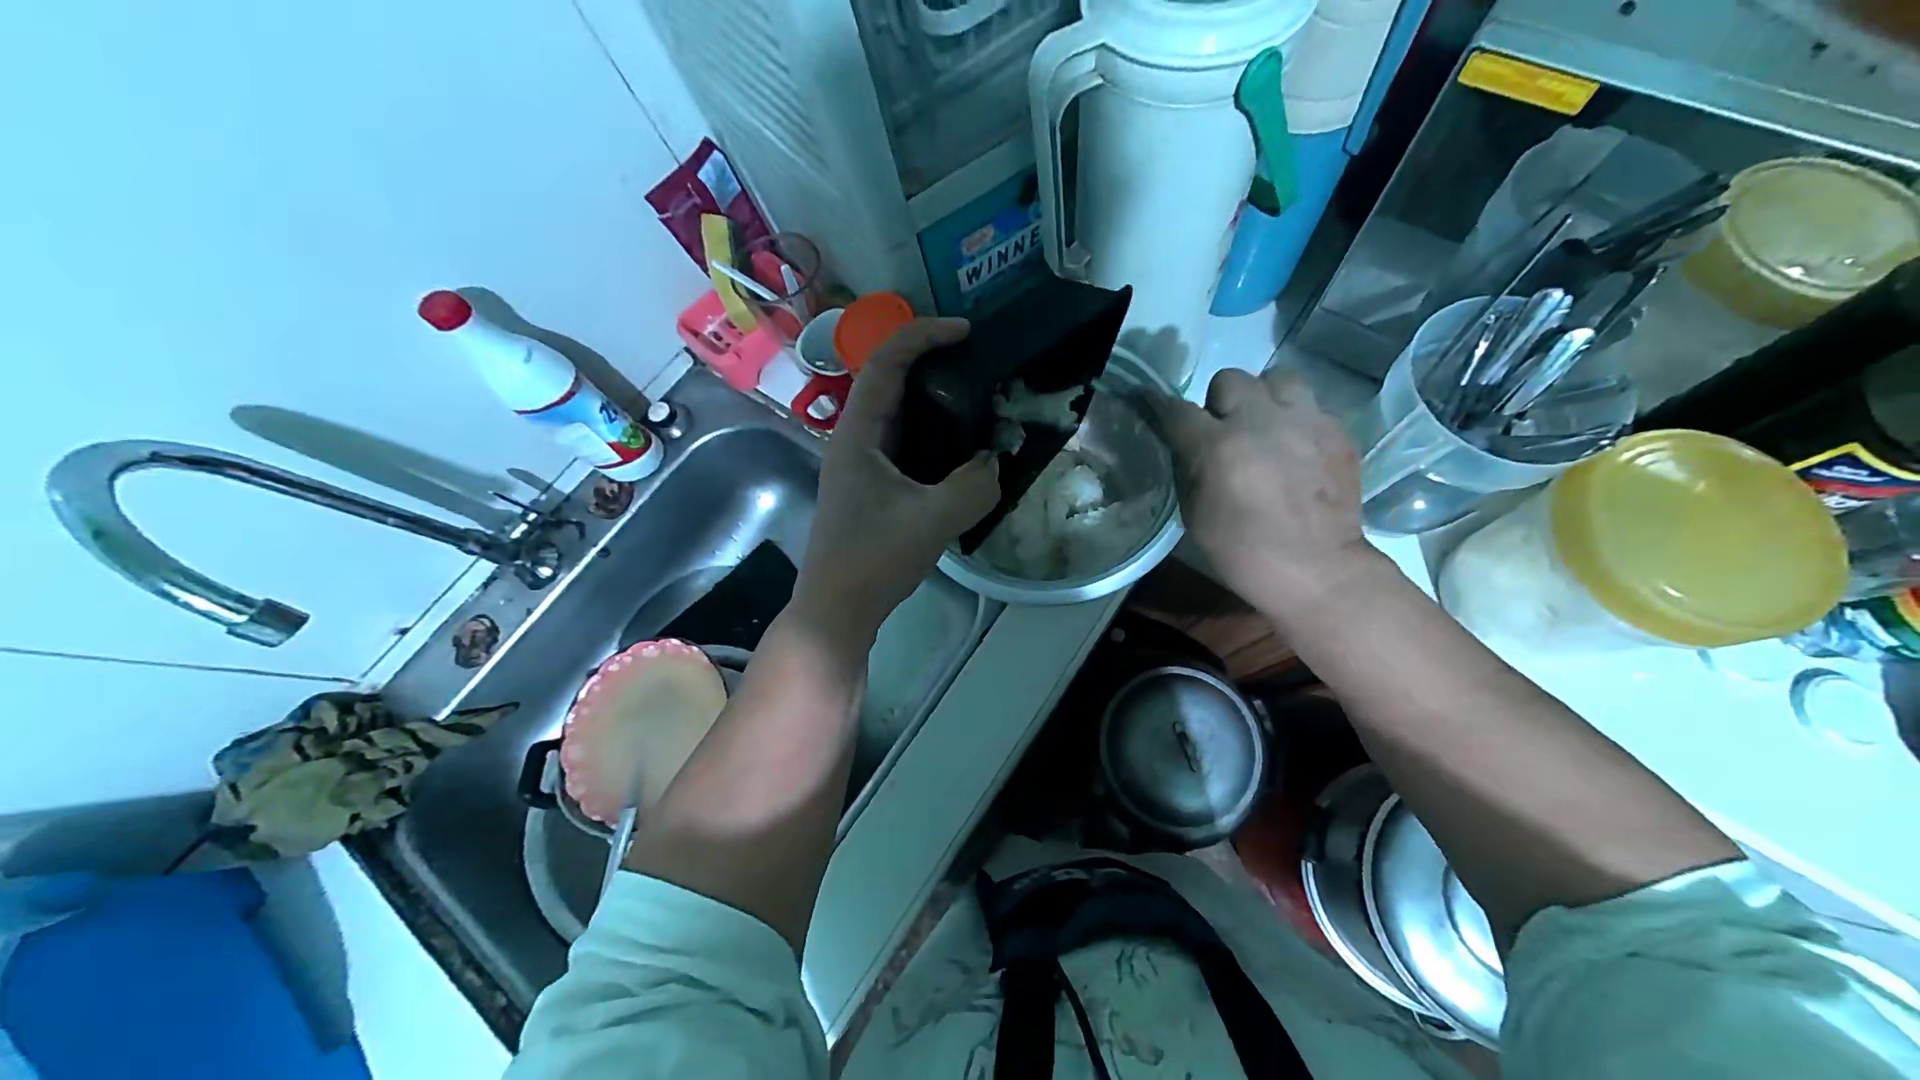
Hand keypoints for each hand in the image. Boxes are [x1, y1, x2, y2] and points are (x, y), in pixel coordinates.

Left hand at [791, 317, 999, 649]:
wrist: (837, 610)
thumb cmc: (874, 560)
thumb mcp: (933, 520)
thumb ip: (974, 485)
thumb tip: (994, 462)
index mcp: (857, 434)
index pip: (885, 363)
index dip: (923, 336)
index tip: (967, 332)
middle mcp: (854, 440)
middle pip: (890, 382)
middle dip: (933, 364)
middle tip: (979, 365)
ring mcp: (860, 466)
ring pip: (899, 417)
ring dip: (935, 404)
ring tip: (978, 404)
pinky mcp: (871, 489)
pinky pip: (904, 446)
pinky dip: (933, 438)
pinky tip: (962, 453)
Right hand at [1154, 370, 1380, 617]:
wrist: (1317, 569)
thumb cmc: (1243, 551)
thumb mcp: (1194, 513)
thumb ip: (1188, 468)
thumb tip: (1186, 444)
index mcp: (1217, 447)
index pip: (1175, 409)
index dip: (1159, 405)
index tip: (1153, 406)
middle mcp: (1261, 422)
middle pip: (1230, 379)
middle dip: (1221, 402)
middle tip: (1225, 431)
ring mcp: (1306, 421)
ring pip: (1279, 379)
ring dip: (1266, 399)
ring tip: (1268, 428)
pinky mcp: (1339, 432)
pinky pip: (1312, 407)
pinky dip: (1299, 423)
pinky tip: (1298, 451)